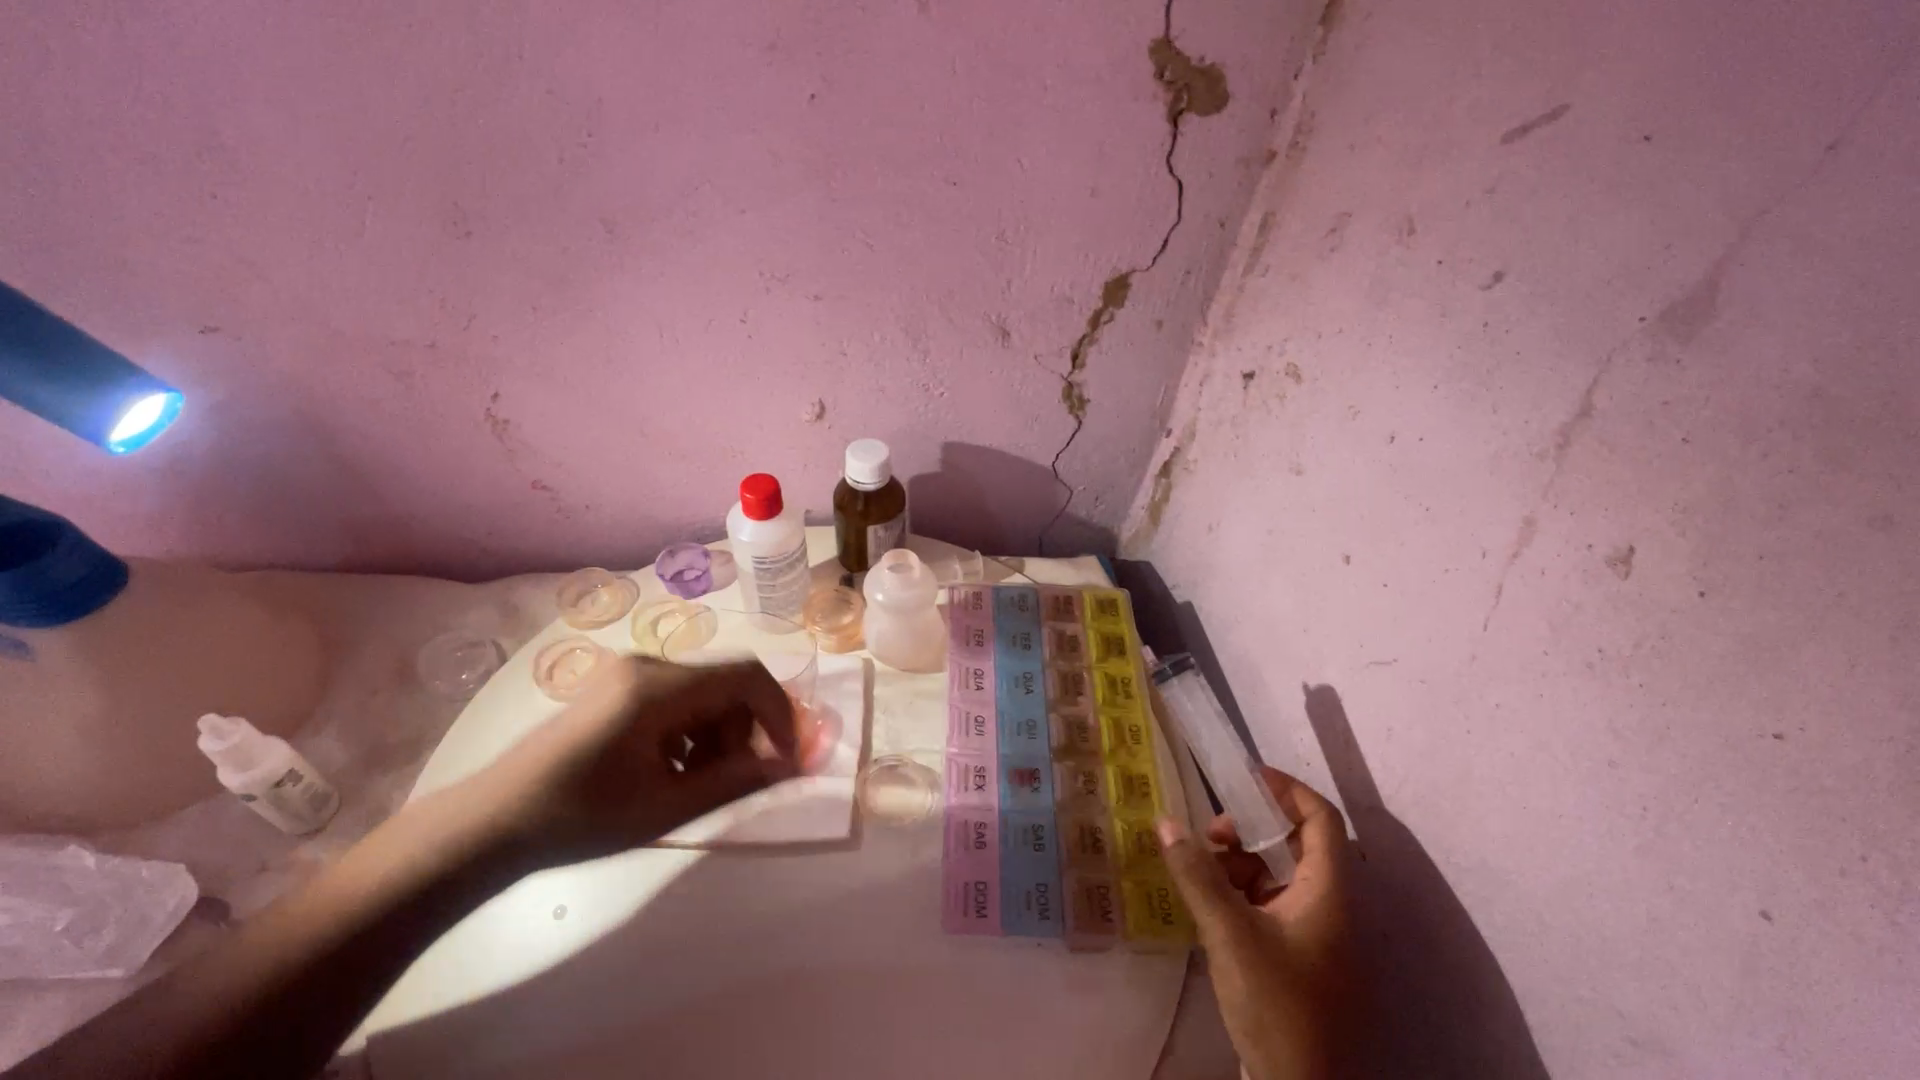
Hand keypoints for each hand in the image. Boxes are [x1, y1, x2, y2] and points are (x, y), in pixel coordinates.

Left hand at [462, 655, 798, 870]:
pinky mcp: (615, 689)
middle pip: (726, 685)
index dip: (780, 714)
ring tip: (697, 785)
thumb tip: (790, 766)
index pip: (747, 677)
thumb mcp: (667, 807)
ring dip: (718, 736)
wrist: (492, 824)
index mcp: (658, 687)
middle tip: (735, 782)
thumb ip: (736, 782)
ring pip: (704, 693)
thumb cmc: (579, 818)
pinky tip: (670, 773)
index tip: (786, 760)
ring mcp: (627, 673)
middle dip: (744, 732)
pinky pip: (677, 699)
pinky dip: (691, 732)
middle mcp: (646, 665)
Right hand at [1159, 767, 1355, 1079]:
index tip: (1240, 778)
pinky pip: (1271, 904)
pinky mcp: (1299, 957)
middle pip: (1297, 842)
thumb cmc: (1277, 1005)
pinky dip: (1241, 893)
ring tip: (1200, 872)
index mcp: (1330, 890)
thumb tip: (1165, 822)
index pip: (1320, 817)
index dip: (1285, 789)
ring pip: (1280, 874)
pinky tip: (1209, 904)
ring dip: (1240, 862)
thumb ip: (1197, 876)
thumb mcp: (1230, 934)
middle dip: (1250, 829)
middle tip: (1208, 834)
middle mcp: (1330, 904)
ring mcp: (1316, 933)